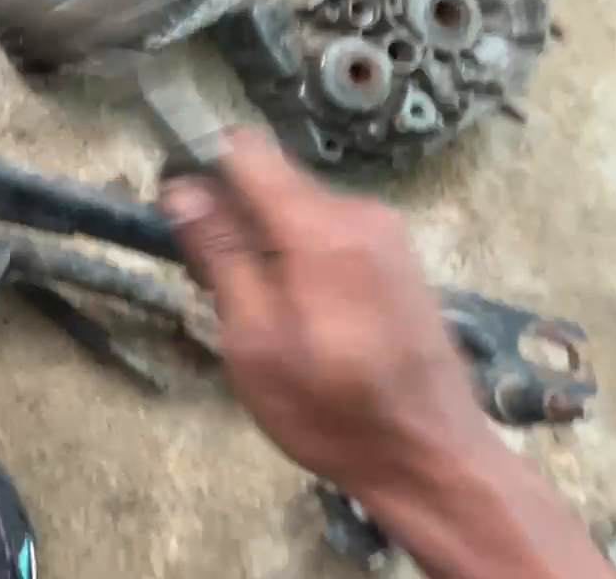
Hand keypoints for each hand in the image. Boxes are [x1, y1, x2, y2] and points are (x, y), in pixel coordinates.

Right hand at [161, 130, 491, 497]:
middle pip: (261, 175)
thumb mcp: (252, 339)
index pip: (244, 148)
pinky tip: (283, 299)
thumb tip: (182, 190)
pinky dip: (283, 244)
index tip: (177, 207)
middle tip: (208, 277)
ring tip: (246, 297)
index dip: (198, 164)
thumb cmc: (332, 412)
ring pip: (284, 199)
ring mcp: (380, 231)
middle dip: (222, 212)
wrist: (438, 466)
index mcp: (321, 232)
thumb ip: (219, 254)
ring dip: (250, 233)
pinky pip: (313, 220)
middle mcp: (357, 215)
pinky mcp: (389, 250)